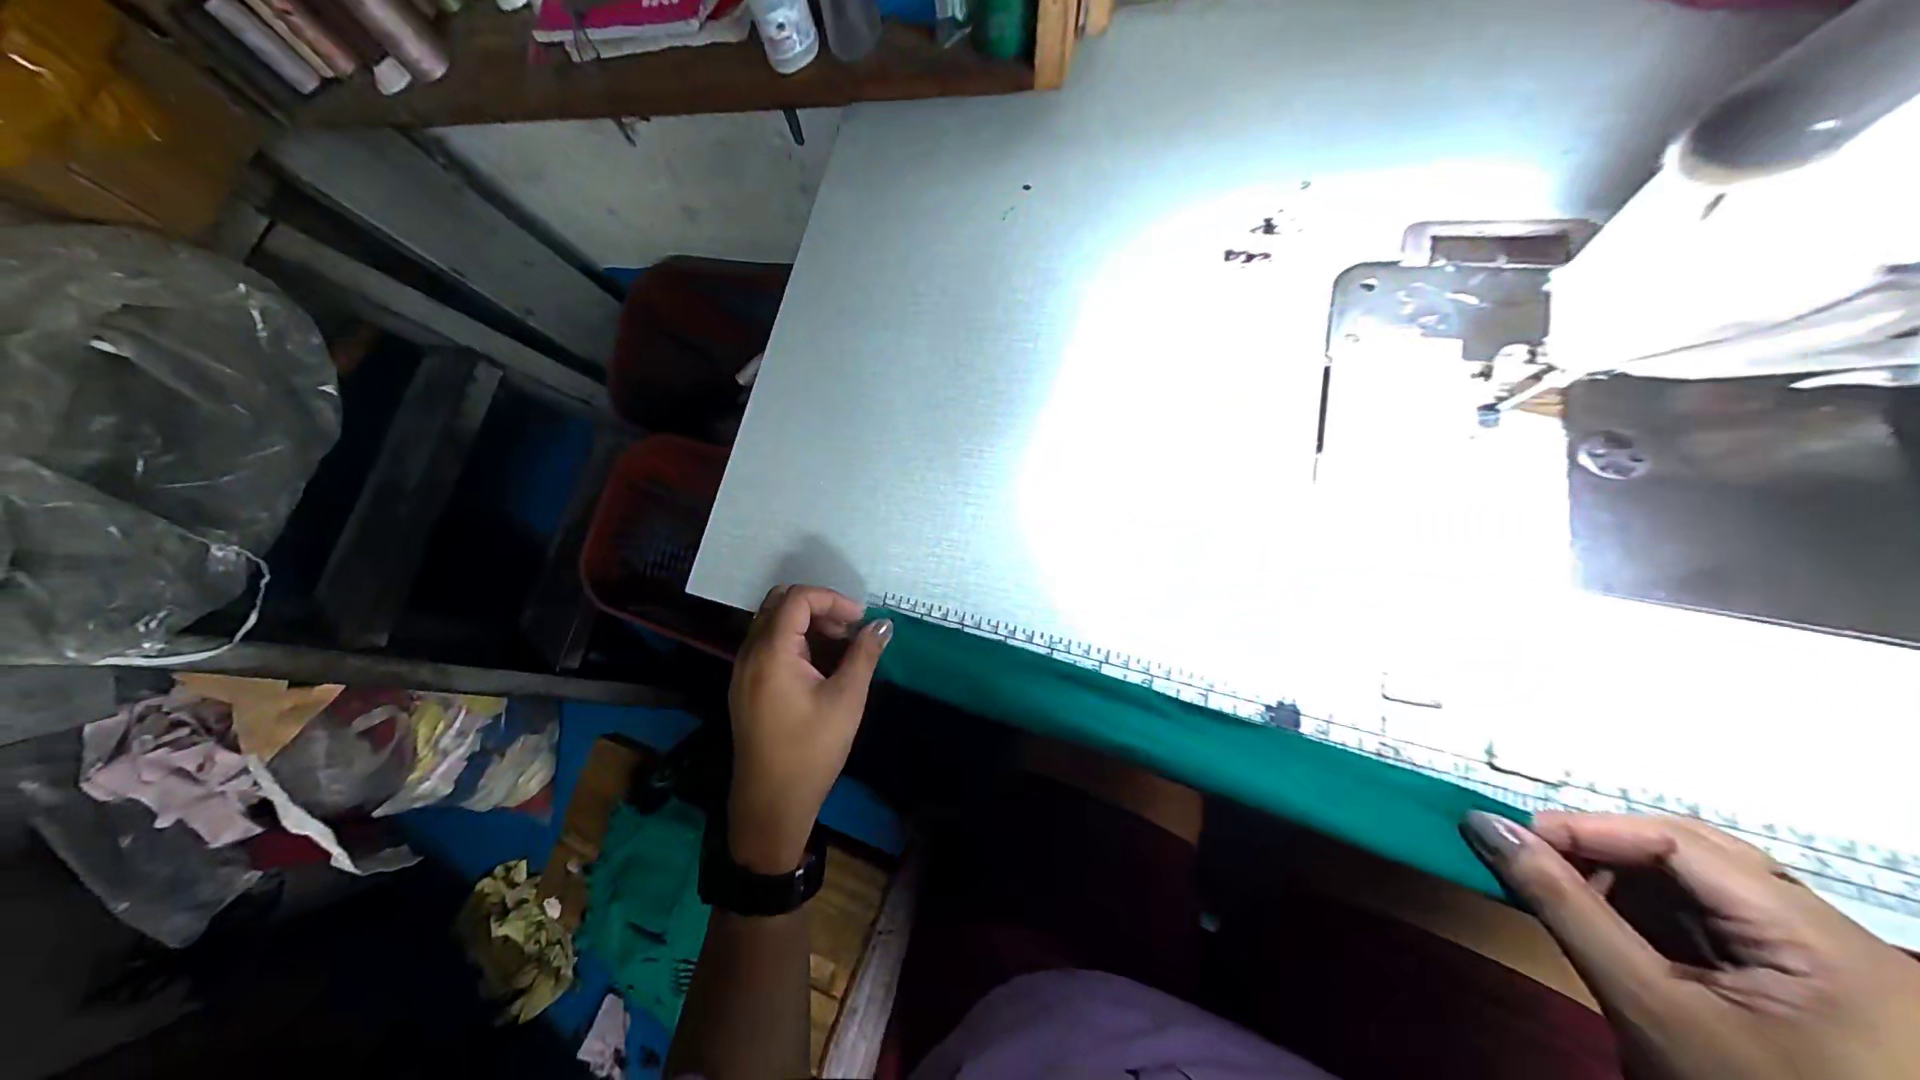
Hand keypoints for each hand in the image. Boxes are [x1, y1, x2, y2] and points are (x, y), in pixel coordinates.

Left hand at [726, 585, 890, 873]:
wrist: (771, 803)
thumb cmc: (811, 750)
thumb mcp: (846, 699)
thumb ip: (864, 654)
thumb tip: (882, 625)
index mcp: (771, 651)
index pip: (797, 598)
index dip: (832, 600)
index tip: (860, 620)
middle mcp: (750, 653)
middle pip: (779, 604)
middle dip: (818, 608)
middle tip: (849, 630)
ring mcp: (743, 670)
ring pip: (772, 624)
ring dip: (807, 626)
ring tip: (841, 649)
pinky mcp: (746, 687)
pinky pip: (768, 646)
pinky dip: (795, 643)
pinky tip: (820, 668)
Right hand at [1462, 810, 1919, 1079]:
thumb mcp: (1645, 1005)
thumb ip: (1564, 907)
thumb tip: (1485, 826)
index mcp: (1825, 941)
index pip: (1682, 844)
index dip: (1589, 829)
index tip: (1511, 833)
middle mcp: (1839, 937)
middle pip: (1697, 855)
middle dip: (1603, 849)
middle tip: (1531, 856)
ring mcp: (1826, 961)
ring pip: (1701, 882)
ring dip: (1619, 879)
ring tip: (1560, 889)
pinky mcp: (1801, 982)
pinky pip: (1712, 918)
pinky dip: (1646, 910)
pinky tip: (1604, 921)